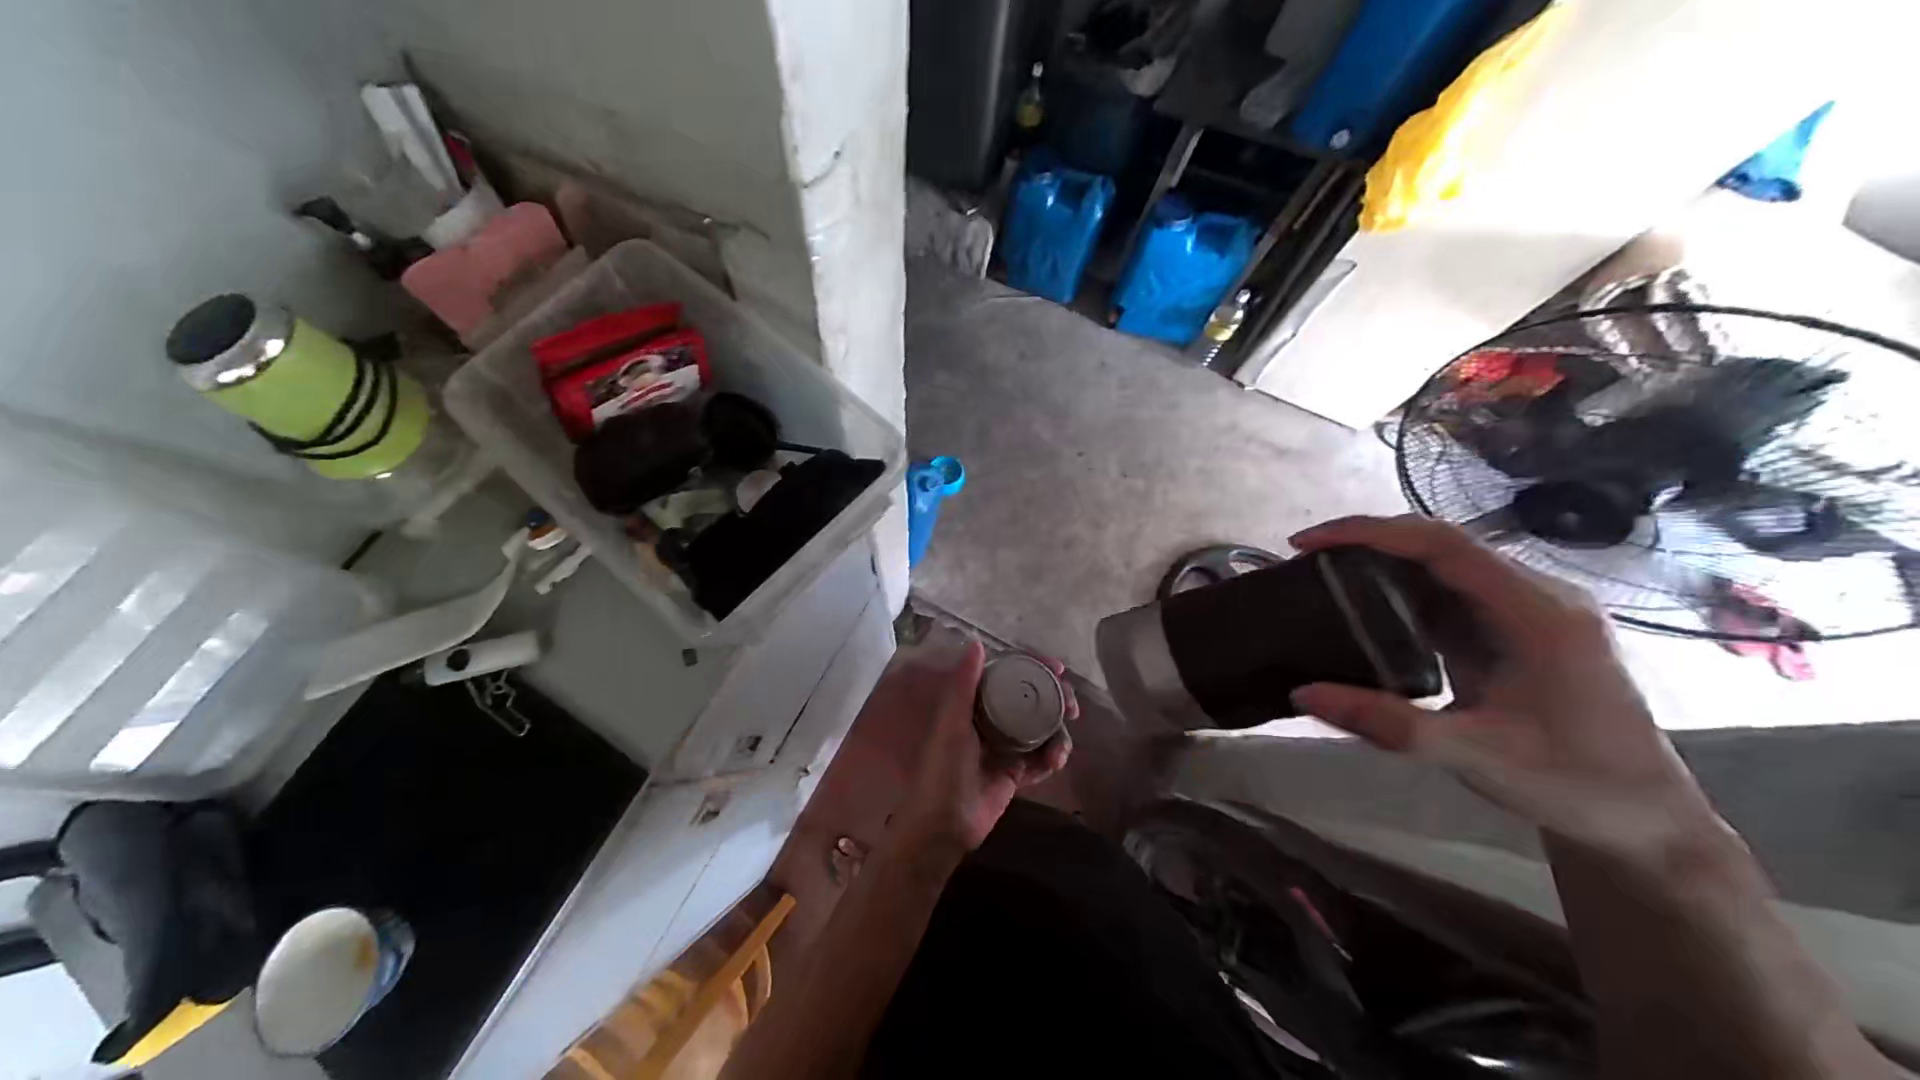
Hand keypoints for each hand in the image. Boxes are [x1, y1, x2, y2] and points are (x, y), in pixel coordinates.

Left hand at [890, 641, 1073, 857]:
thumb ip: (964, 684)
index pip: (1009, 676)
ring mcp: (1005, 748)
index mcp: (975, 705)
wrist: (943, 824)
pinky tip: (1055, 762)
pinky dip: (1052, 759)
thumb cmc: (942, 768)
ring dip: (1057, 734)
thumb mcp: (951, 722)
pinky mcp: (1015, 774)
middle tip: (1072, 707)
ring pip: (1041, 730)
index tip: (1057, 668)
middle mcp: (991, 721)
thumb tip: (978, 643)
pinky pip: (1041, 760)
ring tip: (1060, 748)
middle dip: (1056, 700)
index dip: (1034, 668)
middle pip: (1032, 701)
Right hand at [1288, 515, 1720, 858]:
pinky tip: (1364, 610)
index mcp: (1539, 612)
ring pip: (1441, 565)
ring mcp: (1527, 610)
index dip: (1369, 532)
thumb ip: (1387, 723)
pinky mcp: (1513, 629)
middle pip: (1439, 543)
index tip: (1307, 543)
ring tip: (1321, 580)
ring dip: (1379, 564)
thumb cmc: (1575, 784)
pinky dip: (1398, 592)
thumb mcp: (1475, 756)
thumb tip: (1301, 694)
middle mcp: (1537, 596)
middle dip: (1365, 542)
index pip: (1442, 543)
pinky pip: (1448, 593)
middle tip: (1303, 561)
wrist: (1646, 821)